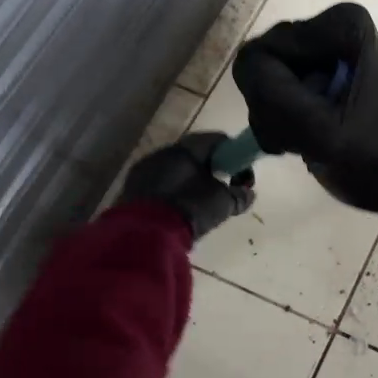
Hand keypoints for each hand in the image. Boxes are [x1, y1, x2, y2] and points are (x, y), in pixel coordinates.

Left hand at [119, 132, 254, 242]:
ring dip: (190, 182)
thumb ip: (240, 195)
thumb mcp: (223, 203)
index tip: (240, 176)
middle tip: (223, 191)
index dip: (234, 156)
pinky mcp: (130, 191)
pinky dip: (173, 194)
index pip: (217, 140)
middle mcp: (163, 152)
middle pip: (195, 155)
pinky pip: (159, 185)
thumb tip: (248, 193)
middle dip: (212, 170)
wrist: (143, 236)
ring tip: (200, 205)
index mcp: (186, 147)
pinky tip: (179, 212)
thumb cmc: (189, 209)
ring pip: (175, 170)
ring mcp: (143, 171)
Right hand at [232, 3, 377, 242]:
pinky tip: (305, 138)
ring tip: (308, 141)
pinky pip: (280, 89)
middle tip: (303, 137)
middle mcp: (334, 27)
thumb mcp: (320, 131)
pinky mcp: (324, 72)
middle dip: (275, 104)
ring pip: (268, 78)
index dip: (273, 94)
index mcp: (342, 27)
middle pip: (268, 61)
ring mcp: (328, 50)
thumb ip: (274, 92)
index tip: (302, 125)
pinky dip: (284, 119)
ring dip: (278, 117)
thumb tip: (246, 62)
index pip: (266, 51)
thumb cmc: (375, 158)